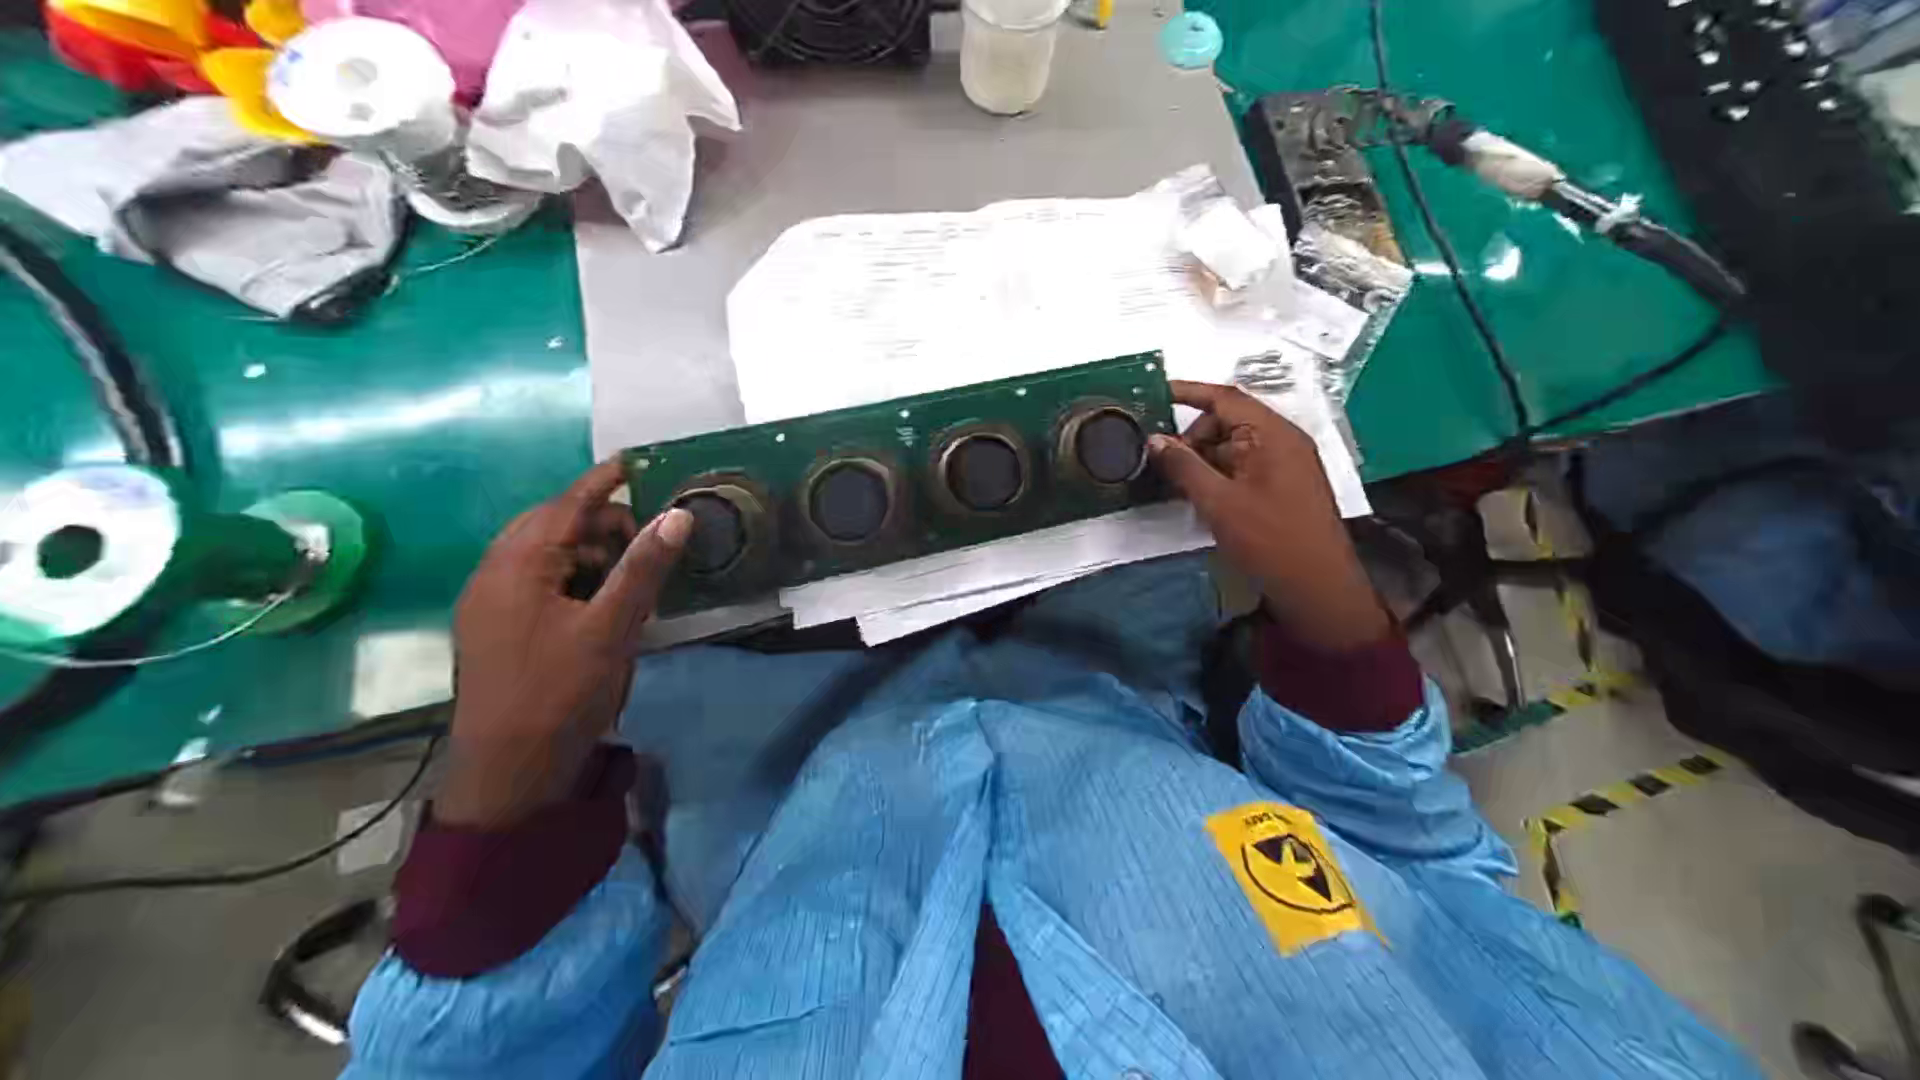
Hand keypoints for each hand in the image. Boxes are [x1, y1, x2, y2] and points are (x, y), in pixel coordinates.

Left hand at [438, 461, 692, 826]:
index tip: (633, 462)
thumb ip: (644, 568)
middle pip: (553, 526)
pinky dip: (576, 579)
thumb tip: (678, 515)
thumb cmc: (558, 693)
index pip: (565, 505)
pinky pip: (540, 582)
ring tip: (632, 578)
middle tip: (648, 543)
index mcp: (515, 566)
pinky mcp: (499, 627)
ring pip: (547, 556)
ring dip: (591, 554)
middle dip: (602, 525)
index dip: (601, 482)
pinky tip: (604, 602)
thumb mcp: (610, 628)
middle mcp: (495, 574)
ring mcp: (492, 603)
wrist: (509, 771)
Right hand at [1149, 381, 1389, 650]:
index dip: (1188, 392)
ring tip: (1176, 484)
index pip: (1226, 398)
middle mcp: (1282, 441)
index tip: (1156, 393)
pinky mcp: (1282, 485)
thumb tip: (1154, 440)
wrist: (1316, 586)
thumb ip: (1183, 467)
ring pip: (1232, 446)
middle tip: (1163, 463)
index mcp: (1273, 435)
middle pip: (1227, 421)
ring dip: (1203, 459)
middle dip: (1192, 436)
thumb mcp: (1218, 502)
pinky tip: (1197, 495)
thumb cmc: (1269, 539)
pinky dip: (1217, 474)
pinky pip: (1243, 466)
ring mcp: (1284, 464)